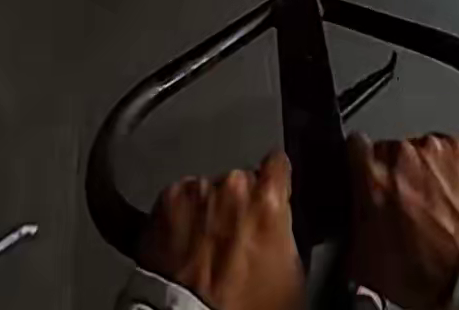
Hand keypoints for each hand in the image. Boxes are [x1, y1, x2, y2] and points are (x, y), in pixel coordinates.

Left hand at [140, 151, 303, 309]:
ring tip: (204, 249)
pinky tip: (184, 245)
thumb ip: (287, 233)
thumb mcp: (291, 276)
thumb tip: (282, 222)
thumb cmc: (243, 309)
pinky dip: (181, 215)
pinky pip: (180, 198)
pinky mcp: (168, 199)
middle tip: (232, 240)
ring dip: (209, 210)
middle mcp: (232, 185)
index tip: (269, 195)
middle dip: (238, 203)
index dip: (274, 181)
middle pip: (240, 180)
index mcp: (267, 200)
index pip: (277, 164)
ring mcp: (197, 190)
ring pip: (208, 189)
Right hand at [347, 134, 458, 309]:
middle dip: (393, 170)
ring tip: (433, 201)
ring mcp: (430, 149)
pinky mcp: (457, 150)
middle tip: (405, 199)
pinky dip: (446, 166)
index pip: (355, 144)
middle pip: (389, 149)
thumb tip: (346, 208)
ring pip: (418, 150)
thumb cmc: (424, 272)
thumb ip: (349, 218)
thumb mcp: (364, 256)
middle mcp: (400, 155)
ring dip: (421, 169)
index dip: (360, 159)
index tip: (366, 170)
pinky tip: (449, 193)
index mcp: (372, 175)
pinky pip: (444, 150)